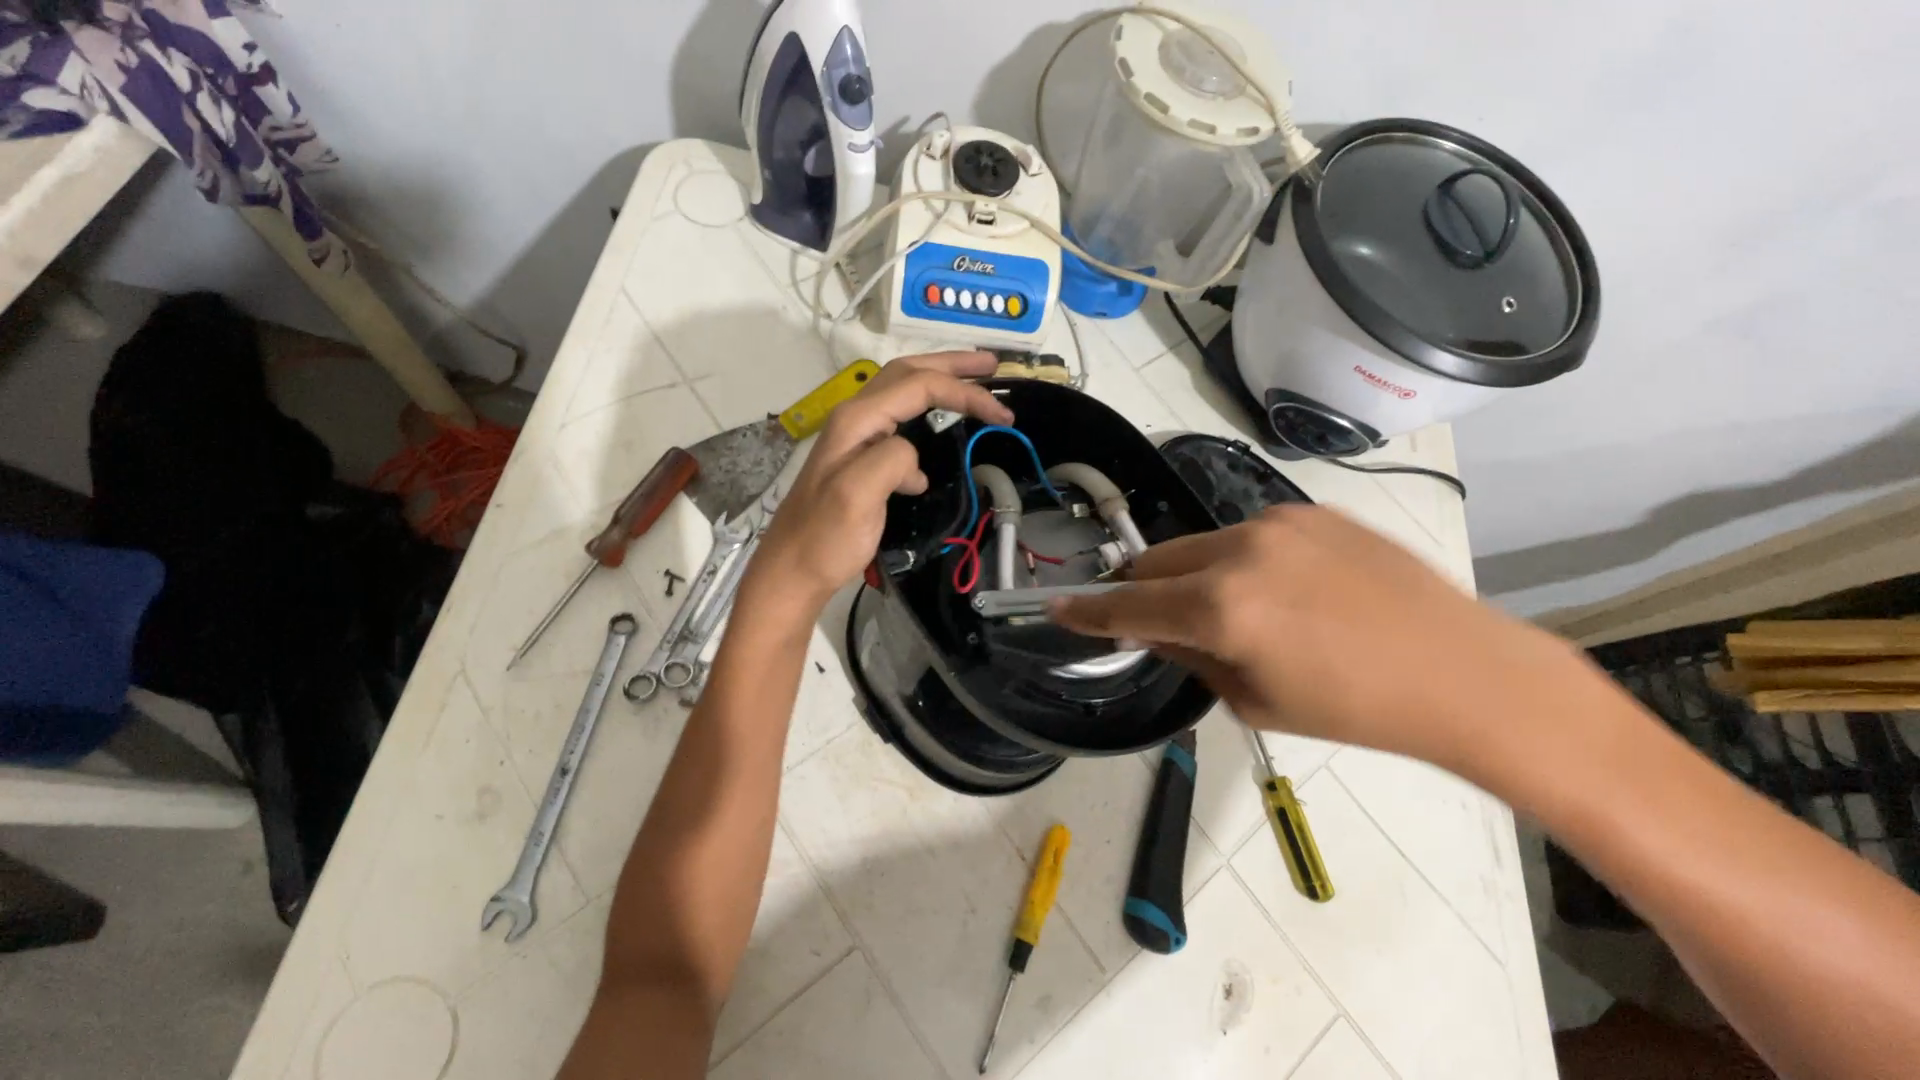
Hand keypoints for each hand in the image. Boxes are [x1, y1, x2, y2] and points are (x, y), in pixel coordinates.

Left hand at [749, 352, 1013, 611]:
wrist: (793, 571)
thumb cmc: (825, 537)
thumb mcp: (856, 495)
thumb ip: (891, 459)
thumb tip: (915, 458)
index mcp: (857, 420)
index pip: (920, 385)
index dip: (964, 391)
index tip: (1002, 414)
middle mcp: (855, 419)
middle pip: (909, 373)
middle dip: (953, 365)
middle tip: (993, 364)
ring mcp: (856, 439)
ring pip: (903, 393)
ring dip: (940, 382)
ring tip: (975, 382)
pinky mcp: (860, 461)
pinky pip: (899, 424)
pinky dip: (928, 416)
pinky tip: (942, 438)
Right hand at [1050, 506, 1597, 775]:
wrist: (1460, 671)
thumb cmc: (1354, 708)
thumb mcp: (1255, 699)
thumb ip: (1192, 656)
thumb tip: (1158, 632)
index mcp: (1221, 608)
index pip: (1129, 606)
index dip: (1086, 611)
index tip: (1054, 606)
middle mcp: (1240, 550)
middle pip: (1157, 562)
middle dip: (1143, 591)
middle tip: (1152, 621)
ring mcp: (1279, 523)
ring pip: (1203, 545)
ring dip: (1195, 576)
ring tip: (1236, 612)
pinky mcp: (1313, 511)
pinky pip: (1251, 535)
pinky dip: (1243, 562)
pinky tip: (1284, 592)